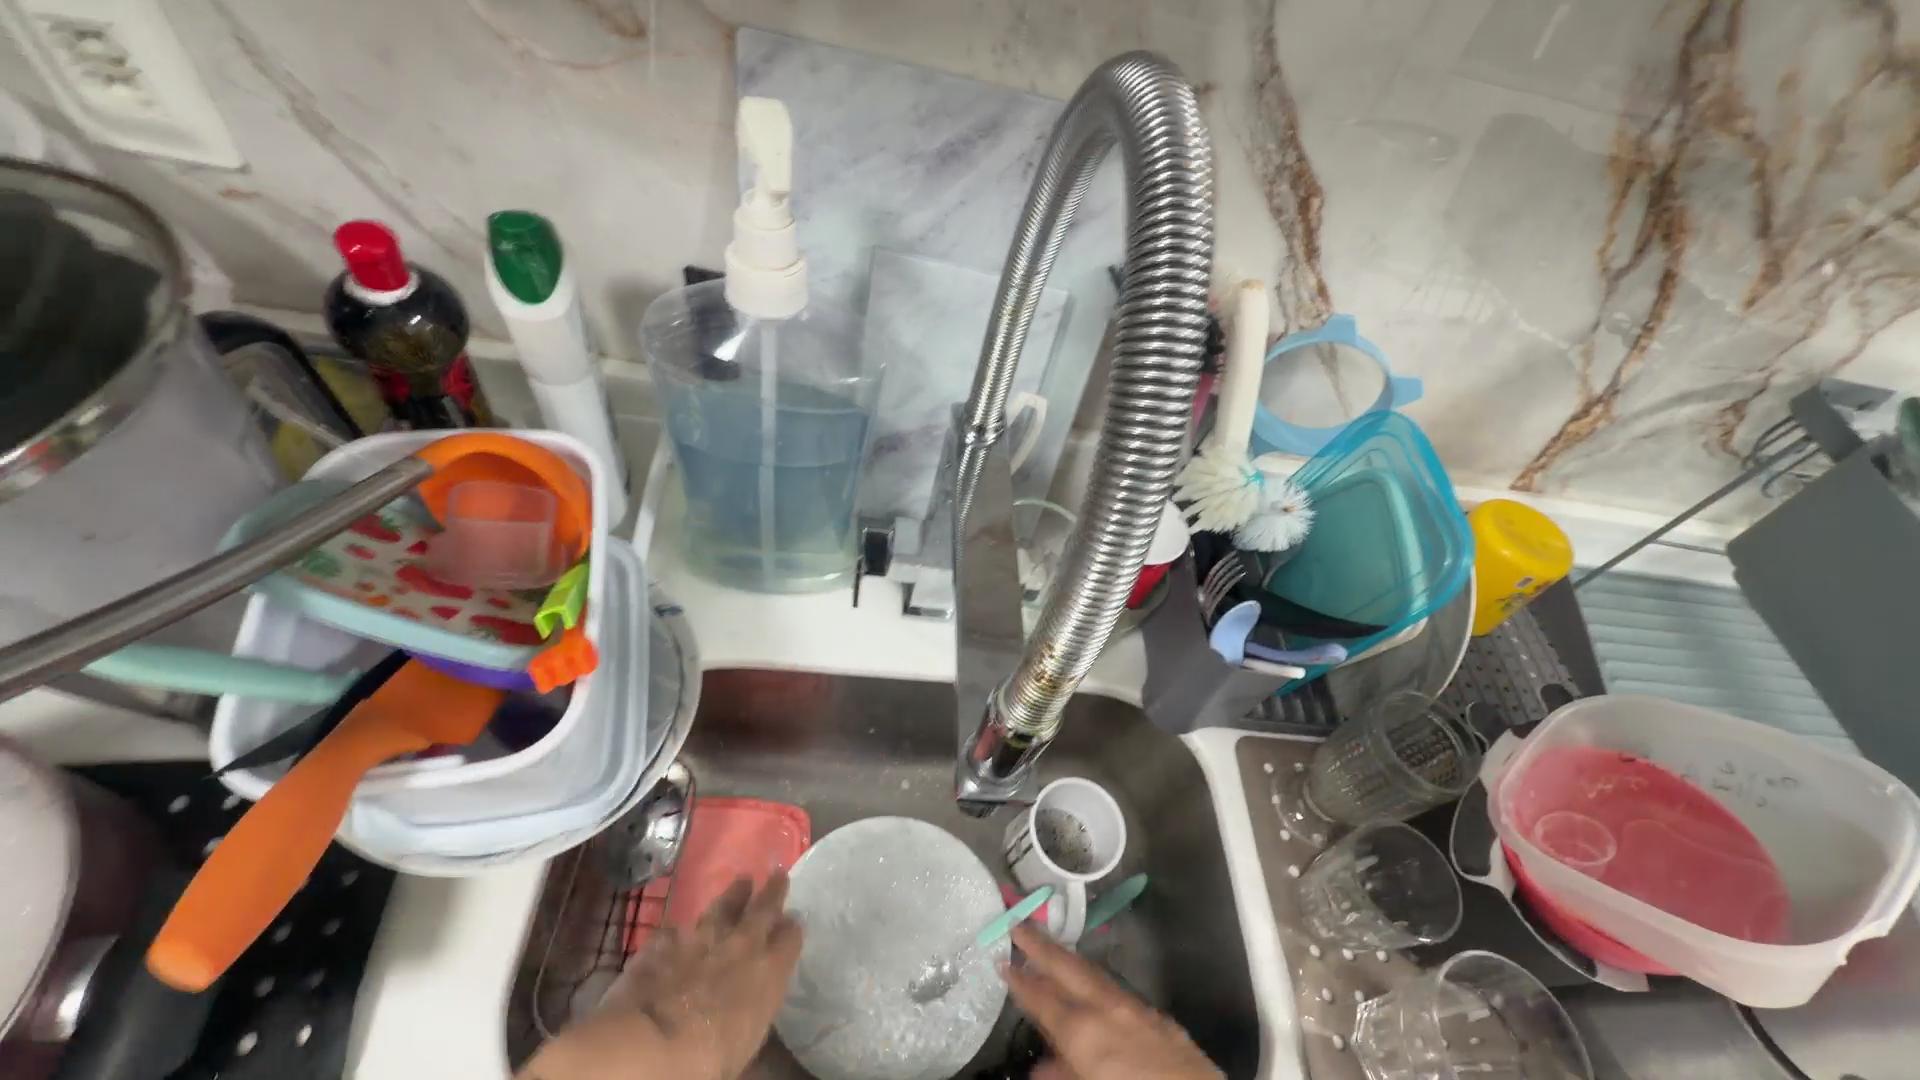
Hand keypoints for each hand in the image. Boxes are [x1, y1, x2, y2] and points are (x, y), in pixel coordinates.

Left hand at [520, 874, 802, 1079]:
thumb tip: (760, 1031)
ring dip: (733, 895)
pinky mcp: (662, 943)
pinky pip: (675, 930)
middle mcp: (740, 944)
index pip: (791, 936)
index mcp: (769, 971)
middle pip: (764, 907)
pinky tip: (678, 931)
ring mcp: (700, 938)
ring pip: (722, 907)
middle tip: (777, 874)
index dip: (792, 929)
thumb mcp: (748, 1047)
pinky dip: (679, 932)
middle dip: (773, 890)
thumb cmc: (710, 1059)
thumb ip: (757, 1018)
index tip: (792, 923)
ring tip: (740, 882)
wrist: (649, 1046)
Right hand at [1003, 925, 1223, 1079]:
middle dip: (1041, 947)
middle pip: (1068, 970)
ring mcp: (1138, 1011)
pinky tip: (1096, 989)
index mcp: (1083, 1032)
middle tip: (1019, 924)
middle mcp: (1107, 1011)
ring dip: (1070, 961)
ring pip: (1095, 975)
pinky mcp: (1162, 1022)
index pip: (1043, 1000)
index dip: (1020, 982)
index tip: (1002, 962)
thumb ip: (1062, 1073)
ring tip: (1051, 950)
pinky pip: (1120, 992)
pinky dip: (1099, 983)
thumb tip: (1040, 1068)